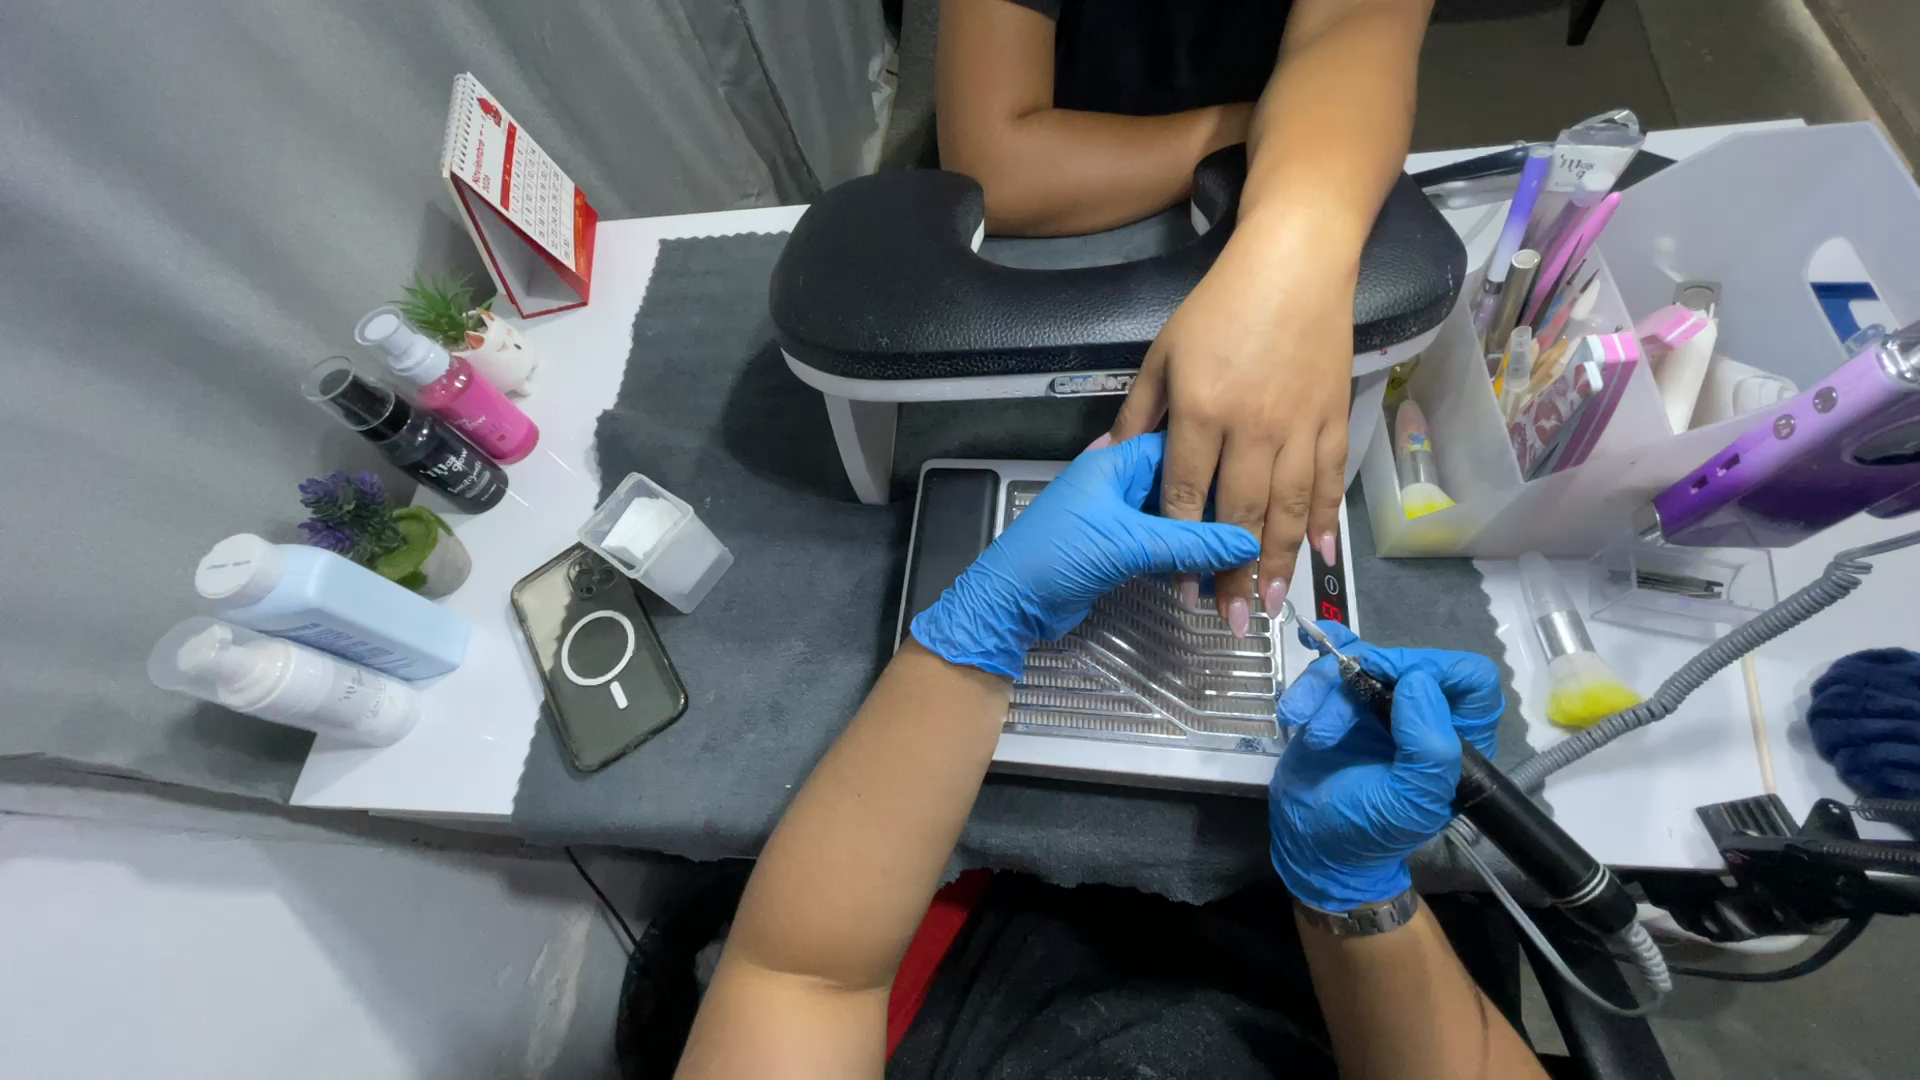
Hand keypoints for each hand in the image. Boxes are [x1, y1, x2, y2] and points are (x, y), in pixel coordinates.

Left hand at [911, 433, 1259, 678]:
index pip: (1184, 450)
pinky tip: (1210, 580)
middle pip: (1186, 489)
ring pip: (1177, 522)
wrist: (1011, 602)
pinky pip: (1164, 548)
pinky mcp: (1120, 548)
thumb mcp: (1126, 544)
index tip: (1262, 488)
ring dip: (1204, 545)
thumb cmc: (1058, 556)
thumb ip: (1189, 543)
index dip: (1223, 468)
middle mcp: (1122, 481)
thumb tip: (1249, 545)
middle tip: (1257, 539)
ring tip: (1241, 565)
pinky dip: (1185, 562)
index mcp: (1118, 461)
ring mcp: (1121, 516)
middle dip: (1218, 516)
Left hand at [1111, 229, 1355, 635]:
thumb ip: (1138, 414)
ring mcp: (1300, 426)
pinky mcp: (1334, 419)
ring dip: (1279, 562)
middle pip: (1239, 514)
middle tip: (1229, 620)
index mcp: (1201, 412)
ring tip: (1270, 606)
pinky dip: (1326, 520)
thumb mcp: (1161, 356)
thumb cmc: (1217, 309)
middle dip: (1233, 573)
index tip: (1179, 587)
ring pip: (1290, 508)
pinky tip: (1321, 556)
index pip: (1185, 493)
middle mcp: (1253, 428)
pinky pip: (1331, 480)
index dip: (1180, 543)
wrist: (1296, 264)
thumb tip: (1111, 458)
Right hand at [1268, 621, 1503, 910]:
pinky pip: (1336, 656)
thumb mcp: (1407, 803)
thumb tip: (1417, 681)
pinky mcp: (1339, 697)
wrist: (1310, 839)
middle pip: (1403, 664)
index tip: (1385, 681)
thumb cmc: (1365, 832)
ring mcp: (1378, 703)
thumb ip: (1427, 750)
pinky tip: (1308, 637)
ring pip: (1359, 661)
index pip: (1468, 681)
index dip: (1433, 669)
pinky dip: (1323, 643)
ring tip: (1300, 724)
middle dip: (1356, 685)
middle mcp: (1421, 715)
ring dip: (1320, 687)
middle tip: (1324, 724)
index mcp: (1456, 740)